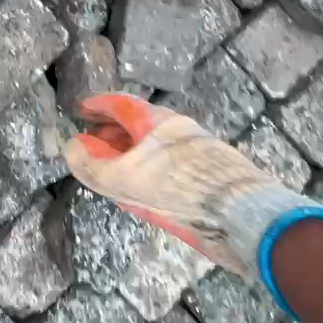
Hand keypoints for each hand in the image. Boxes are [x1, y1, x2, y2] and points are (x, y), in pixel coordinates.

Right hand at [63, 93, 312, 278]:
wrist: (250, 219)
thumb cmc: (179, 191)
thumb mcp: (122, 179)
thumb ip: (91, 164)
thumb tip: (72, 147)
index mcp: (154, 120)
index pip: (118, 103)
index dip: (96, 106)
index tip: (80, 110)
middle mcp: (178, 128)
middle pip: (138, 123)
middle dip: (113, 133)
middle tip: (95, 145)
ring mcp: (201, 149)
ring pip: (158, 145)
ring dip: (135, 154)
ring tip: (121, 172)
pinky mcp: (219, 172)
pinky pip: (175, 163)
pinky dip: (156, 169)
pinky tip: (153, 191)